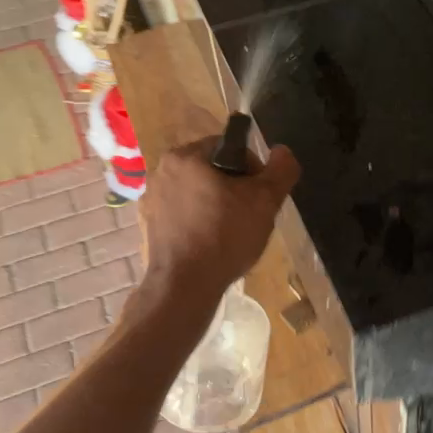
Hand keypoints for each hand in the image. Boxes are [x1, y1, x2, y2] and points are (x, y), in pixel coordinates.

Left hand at [139, 138, 300, 305]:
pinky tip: (211, 244)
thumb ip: (280, 171)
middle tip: (250, 215)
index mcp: (185, 156)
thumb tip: (283, 152)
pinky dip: (199, 222)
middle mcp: (162, 171)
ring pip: (197, 192)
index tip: (261, 196)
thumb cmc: (225, 237)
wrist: (185, 285)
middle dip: (234, 188)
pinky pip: (183, 214)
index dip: (253, 169)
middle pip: (211, 169)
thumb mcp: (265, 201)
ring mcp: (151, 199)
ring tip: (232, 232)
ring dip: (217, 205)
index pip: (229, 147)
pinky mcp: (150, 225)